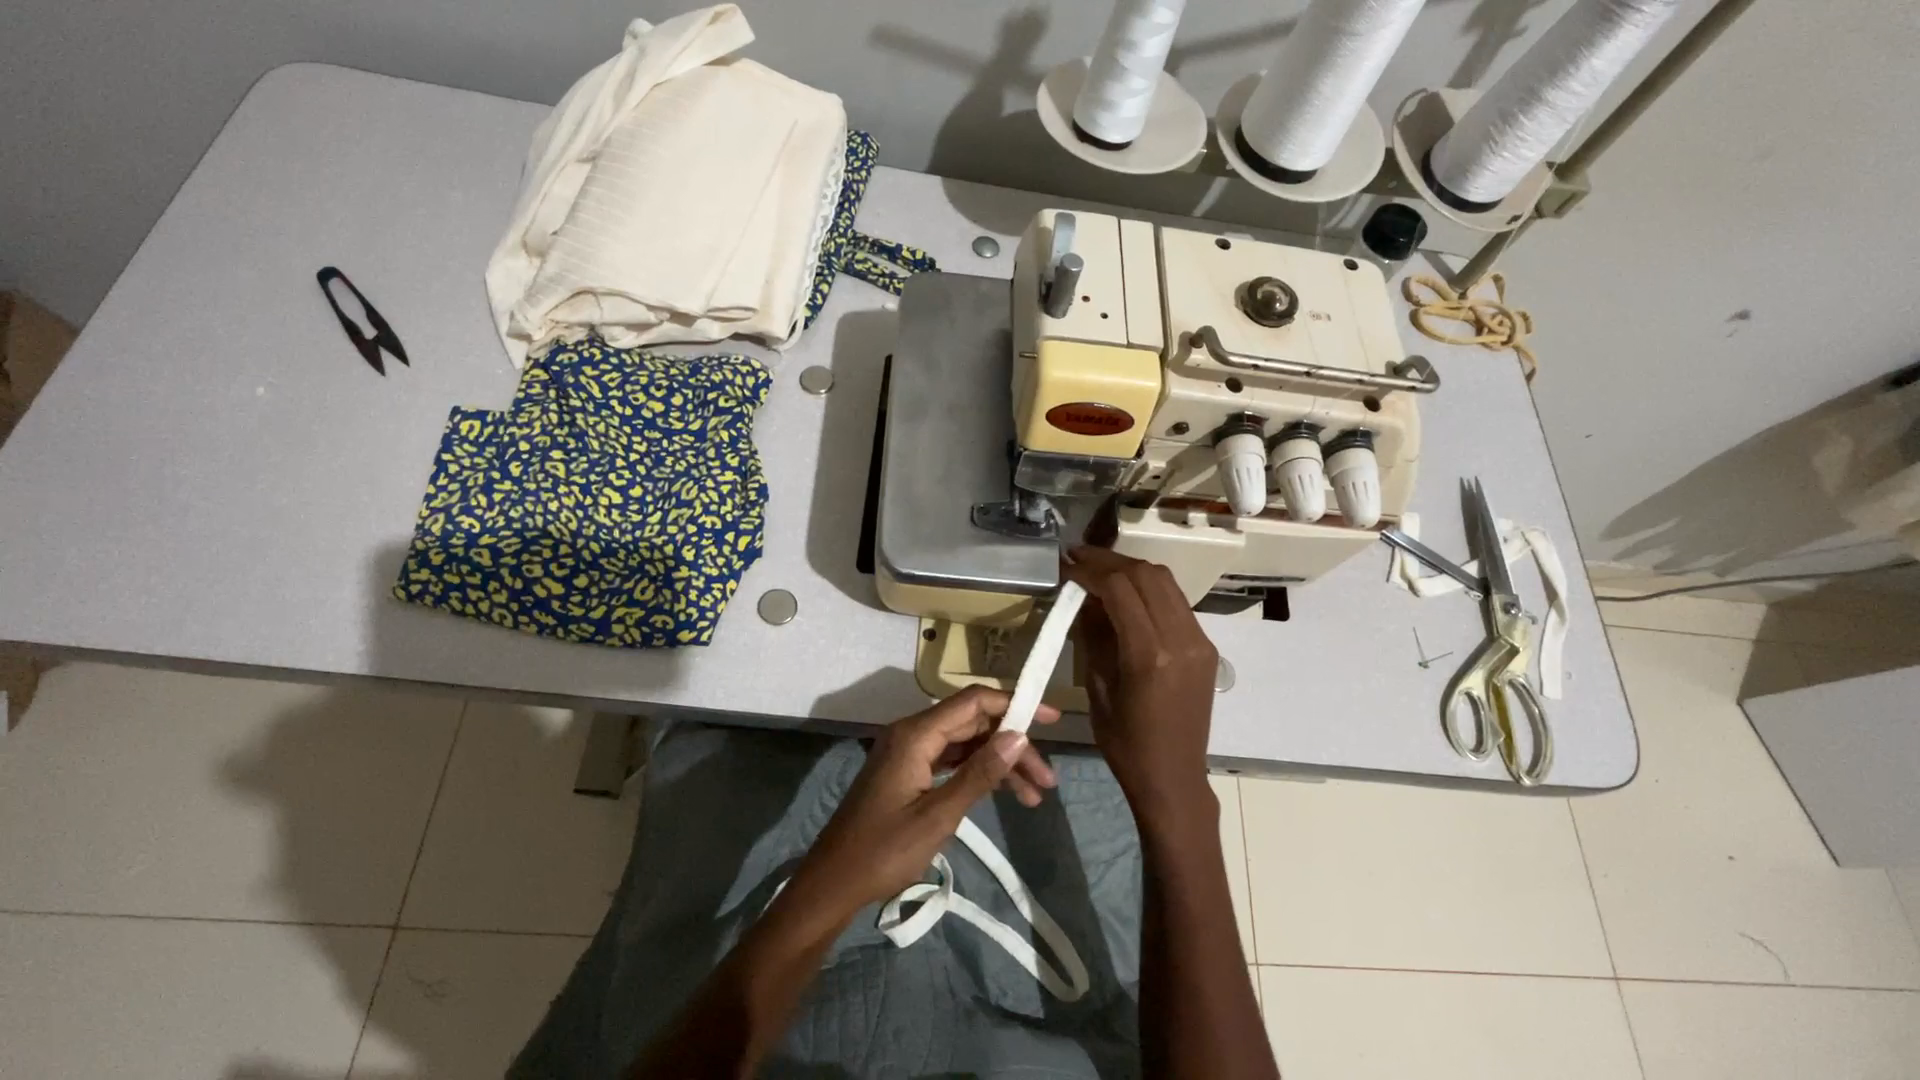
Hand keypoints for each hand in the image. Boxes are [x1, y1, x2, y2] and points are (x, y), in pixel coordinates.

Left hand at [787, 686, 1060, 915]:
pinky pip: (952, 761)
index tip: (1052, 718)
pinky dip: (978, 775)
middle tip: (1046, 780)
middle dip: (1013, 745)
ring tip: (1035, 796)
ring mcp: (909, 754)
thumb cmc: (884, 851)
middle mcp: (912, 734)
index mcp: (915, 735)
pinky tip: (1005, 794)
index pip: (973, 702)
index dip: (1014, 704)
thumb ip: (979, 773)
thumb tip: (1018, 735)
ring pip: (966, 745)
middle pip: (974, 723)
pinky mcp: (908, 773)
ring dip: (1000, 764)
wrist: (834, 882)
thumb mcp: (939, 815)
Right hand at [1063, 546, 1218, 815]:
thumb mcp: (1097, 688)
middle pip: (1147, 575)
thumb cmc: (1125, 743)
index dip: (1091, 569)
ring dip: (1131, 570)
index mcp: (1150, 655)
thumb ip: (1093, 636)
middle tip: (1078, 558)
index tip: (1066, 564)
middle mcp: (1182, 639)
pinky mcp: (1206, 647)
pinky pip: (1176, 603)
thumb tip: (1083, 596)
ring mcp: (1200, 641)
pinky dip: (1148, 589)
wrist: (1173, 776)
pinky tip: (1125, 594)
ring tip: (1099, 569)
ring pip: (1166, 582)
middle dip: (1110, 561)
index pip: (1121, 588)